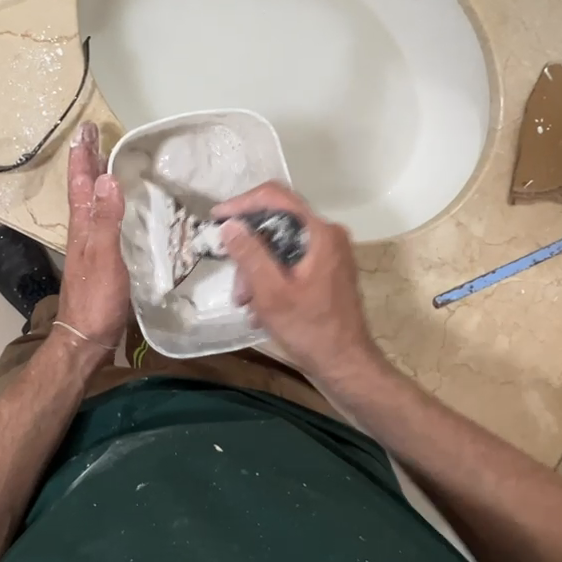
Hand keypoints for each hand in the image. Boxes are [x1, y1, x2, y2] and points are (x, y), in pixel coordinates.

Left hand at [55, 122, 129, 356]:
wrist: (86, 339)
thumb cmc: (96, 301)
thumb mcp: (104, 258)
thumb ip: (106, 221)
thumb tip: (107, 179)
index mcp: (82, 229)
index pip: (81, 185)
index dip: (83, 158)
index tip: (85, 130)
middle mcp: (83, 234)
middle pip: (85, 191)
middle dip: (89, 162)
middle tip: (94, 136)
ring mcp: (91, 248)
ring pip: (93, 205)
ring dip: (98, 182)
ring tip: (106, 162)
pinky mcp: (103, 262)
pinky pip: (104, 223)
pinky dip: (110, 207)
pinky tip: (120, 210)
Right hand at [214, 182, 382, 383]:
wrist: (345, 365)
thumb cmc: (310, 330)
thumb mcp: (271, 292)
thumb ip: (250, 254)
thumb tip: (230, 225)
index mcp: (320, 233)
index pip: (276, 197)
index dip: (242, 204)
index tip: (216, 219)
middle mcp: (328, 236)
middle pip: (276, 226)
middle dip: (249, 254)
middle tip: (237, 287)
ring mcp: (329, 255)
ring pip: (280, 248)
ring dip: (257, 274)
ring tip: (247, 306)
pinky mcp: (327, 272)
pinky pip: (291, 264)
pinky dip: (272, 281)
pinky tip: (261, 311)